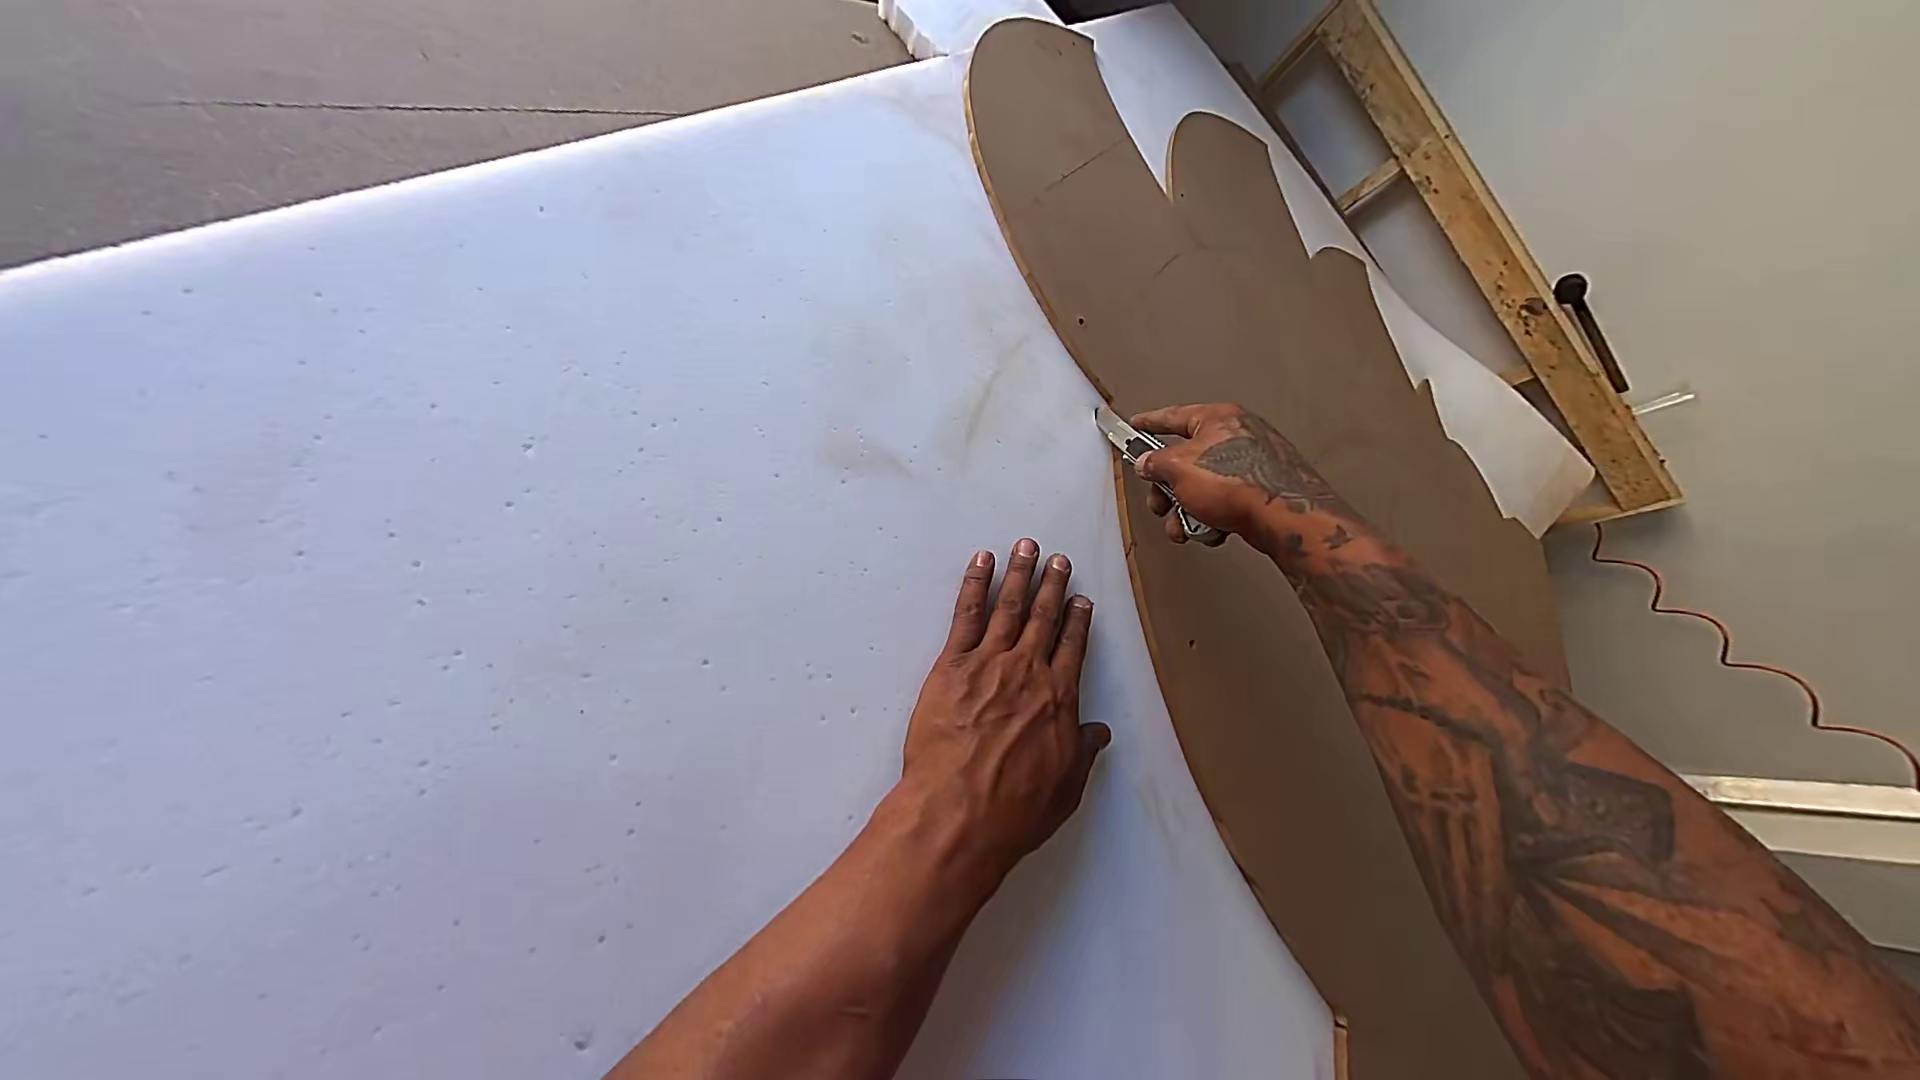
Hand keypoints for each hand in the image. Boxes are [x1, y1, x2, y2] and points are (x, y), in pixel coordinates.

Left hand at [898, 539, 1108, 881]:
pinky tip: (982, 562)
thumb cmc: (1014, 807)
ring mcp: (990, 662)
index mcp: (1059, 697)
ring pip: (1009, 606)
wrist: (959, 811)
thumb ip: (1082, 752)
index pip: (1073, 647)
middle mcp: (1028, 670)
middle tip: (1058, 560)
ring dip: (1019, 573)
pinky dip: (975, 583)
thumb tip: (1099, 732)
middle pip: (1044, 617)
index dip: (1077, 620)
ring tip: (1027, 547)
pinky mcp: (953, 664)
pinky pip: (966, 614)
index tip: (1080, 600)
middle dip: (1052, 585)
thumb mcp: (1065, 787)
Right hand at [1129, 403, 1340, 550]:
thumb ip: (1154, 462)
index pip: (1174, 416)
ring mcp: (1250, 465)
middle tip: (1162, 503)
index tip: (1137, 424)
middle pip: (1184, 461)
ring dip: (1186, 511)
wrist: (1282, 516)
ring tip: (1187, 525)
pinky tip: (1212, 528)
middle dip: (1167, 490)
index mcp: (1218, 419)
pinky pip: (1220, 503)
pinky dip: (1210, 518)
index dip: (1150, 422)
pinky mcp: (1258, 491)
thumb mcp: (1177, 468)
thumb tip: (1147, 463)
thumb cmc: (1240, 484)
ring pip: (1200, 487)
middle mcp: (1237, 436)